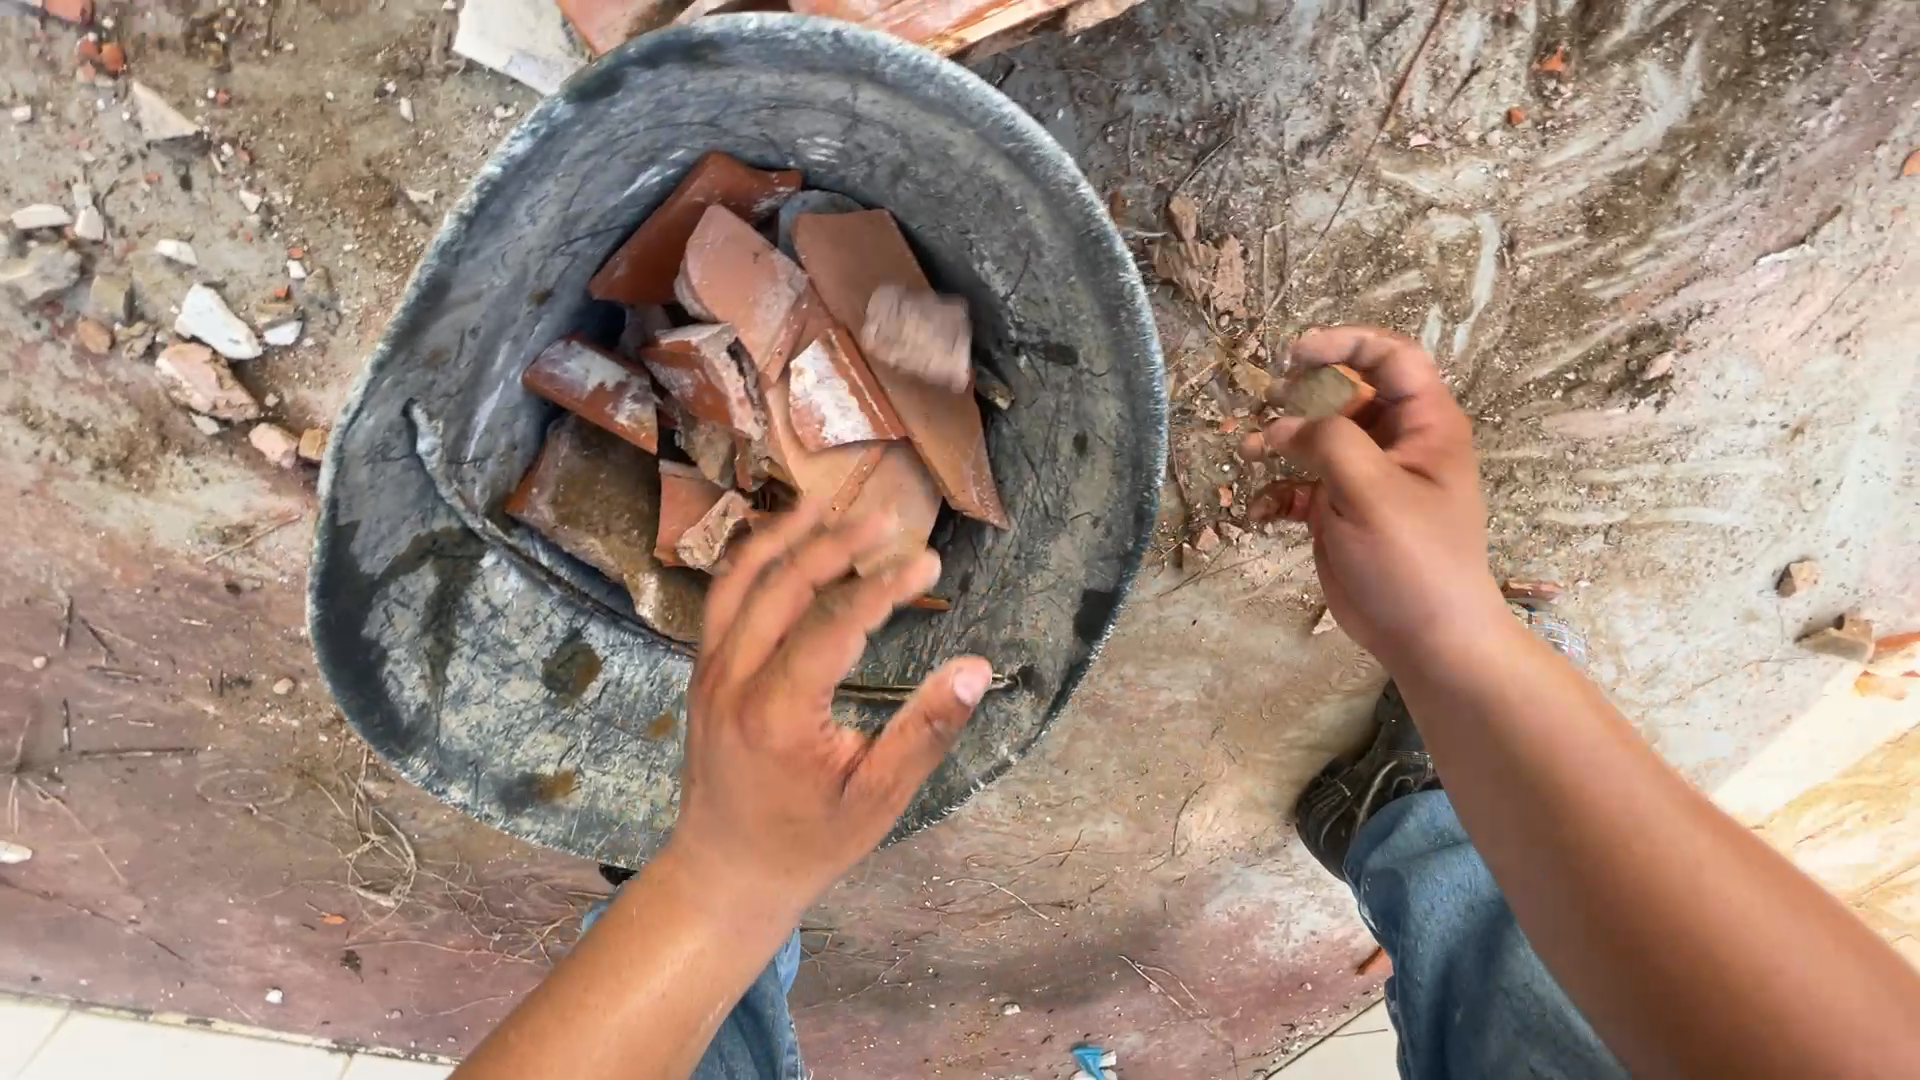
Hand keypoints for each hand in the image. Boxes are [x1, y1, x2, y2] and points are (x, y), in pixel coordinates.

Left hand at [662, 503, 992, 917]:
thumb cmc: (809, 841)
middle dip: (839, 542)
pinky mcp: (703, 669)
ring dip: (789, 536)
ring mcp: (709, 669)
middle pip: (783, 583)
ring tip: (830, 505)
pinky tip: (785, 541)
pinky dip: (755, 558)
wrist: (724, 872)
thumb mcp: (878, 800)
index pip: (835, 623)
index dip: (885, 585)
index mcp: (778, 712)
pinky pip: (723, 597)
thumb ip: (926, 731)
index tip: (928, 561)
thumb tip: (974, 669)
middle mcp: (733, 678)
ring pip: (742, 579)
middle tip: (889, 520)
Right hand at [1244, 327, 1508, 667]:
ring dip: (1278, 443)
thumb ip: (1329, 443)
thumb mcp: (1373, 491)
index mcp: (1423, 425)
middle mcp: (1393, 444)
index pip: (1390, 359)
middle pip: (1344, 395)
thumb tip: (1284, 427)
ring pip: (1313, 439)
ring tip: (1250, 453)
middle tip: (1269, 400)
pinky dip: (1274, 494)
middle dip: (1302, 396)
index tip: (1294, 354)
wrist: (1422, 634)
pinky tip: (1258, 514)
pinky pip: (1297, 486)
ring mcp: (1363, 478)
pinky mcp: (1336, 510)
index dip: (1345, 344)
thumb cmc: (1413, 557)